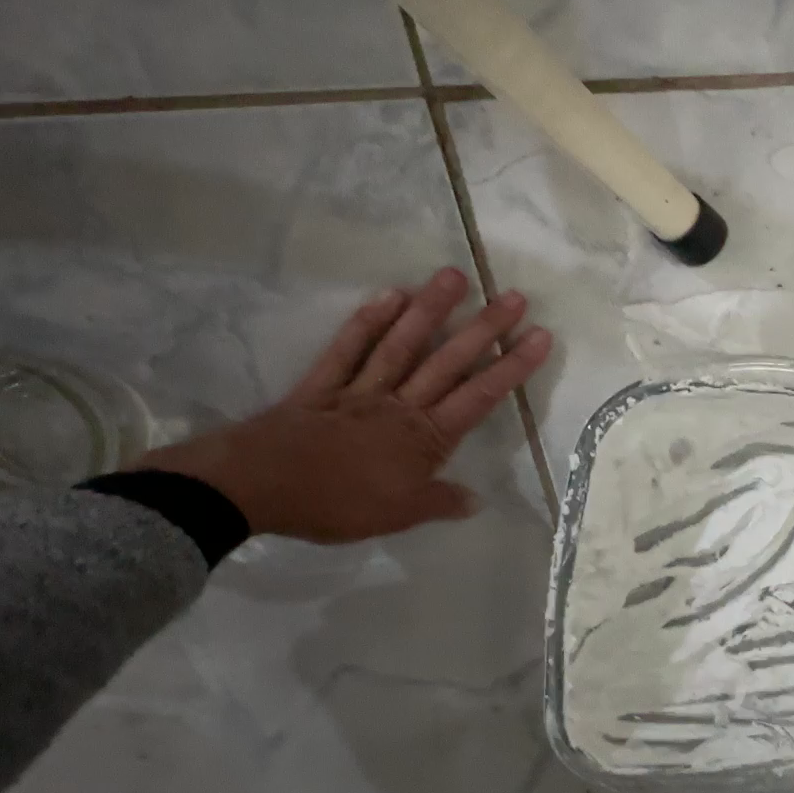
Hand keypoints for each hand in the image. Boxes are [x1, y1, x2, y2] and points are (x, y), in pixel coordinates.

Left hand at [137, 267, 551, 543]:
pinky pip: (348, 350)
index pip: (480, 396)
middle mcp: (401, 405)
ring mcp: (360, 390)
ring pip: (402, 346)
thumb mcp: (399, 515)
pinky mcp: (321, 386)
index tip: (540, 337)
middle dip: (484, 329)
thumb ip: (440, 502)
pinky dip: (368, 322)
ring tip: (454, 277)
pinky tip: (389, 296)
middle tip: (513, 296)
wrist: (253, 489)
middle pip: (449, 362)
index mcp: (426, 438)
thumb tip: (476, 499)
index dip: (512, 366)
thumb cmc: (335, 504)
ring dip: (430, 310)